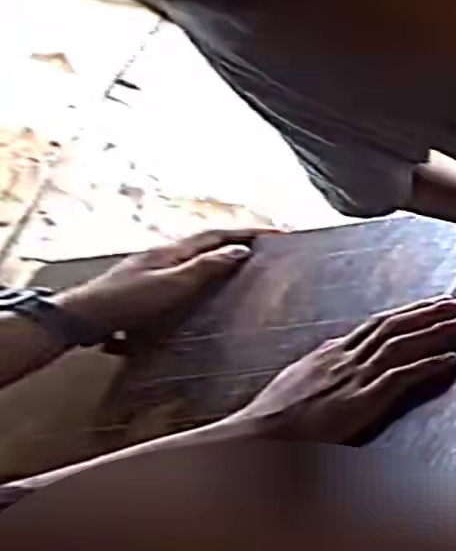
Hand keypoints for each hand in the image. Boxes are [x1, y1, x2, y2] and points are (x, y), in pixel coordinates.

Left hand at [53, 229, 273, 335]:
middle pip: (208, 242)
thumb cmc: (129, 300)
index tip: (279, 233)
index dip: (249, 233)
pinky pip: (192, 268)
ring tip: (251, 258)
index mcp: (171, 252)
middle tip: (270, 244)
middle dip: (240, 239)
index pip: (217, 236)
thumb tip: (242, 249)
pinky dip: (213, 266)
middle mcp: (164, 255)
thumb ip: (208, 266)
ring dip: (226, 252)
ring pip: (199, 254)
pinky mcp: (152, 282)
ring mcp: (155, 268)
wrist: (82, 318)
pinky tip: (218, 277)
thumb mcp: (174, 283)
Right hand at [224, 297, 455, 442]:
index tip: (441, 301)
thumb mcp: (301, 378)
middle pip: (396, 325)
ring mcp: (353, 377)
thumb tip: (341, 345)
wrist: (251, 439)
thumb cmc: (276, 415)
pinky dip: (427, 364)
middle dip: (434, 310)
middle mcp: (345, 358)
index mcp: (332, 353)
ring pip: (402, 344)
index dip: (414, 310)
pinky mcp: (360, 399)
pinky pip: (400, 376)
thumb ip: (326, 361)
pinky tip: (451, 358)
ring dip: (438, 330)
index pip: (381, 322)